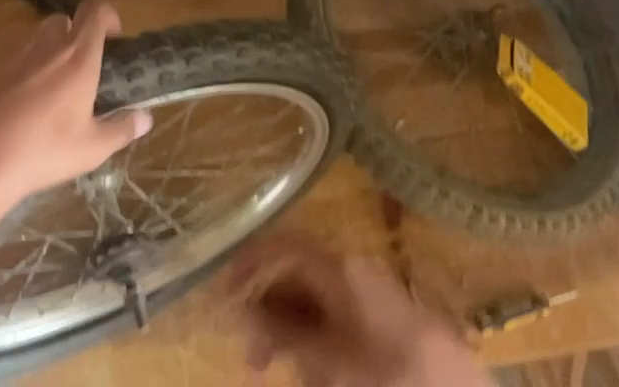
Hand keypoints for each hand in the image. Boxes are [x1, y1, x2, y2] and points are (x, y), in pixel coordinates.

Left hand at [0, 0, 152, 209]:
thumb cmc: (40, 153)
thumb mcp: (91, 149)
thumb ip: (122, 128)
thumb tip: (146, 117)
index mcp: (77, 56)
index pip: (96, 10)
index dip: (106, 16)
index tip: (111, 36)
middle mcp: (43, 43)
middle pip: (61, 22)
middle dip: (70, 38)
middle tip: (71, 72)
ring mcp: (5, 49)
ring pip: (28, 40)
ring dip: (38, 55)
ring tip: (35, 92)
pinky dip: (5, 70)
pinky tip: (0, 102)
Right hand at [230, 235, 488, 386]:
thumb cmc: (393, 376)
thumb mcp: (332, 361)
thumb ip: (285, 330)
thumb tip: (242, 305)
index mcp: (348, 270)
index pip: (288, 245)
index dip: (252, 259)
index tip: (223, 288)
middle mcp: (362, 274)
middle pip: (301, 281)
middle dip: (272, 317)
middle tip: (253, 361)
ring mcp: (380, 299)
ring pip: (321, 309)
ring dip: (296, 341)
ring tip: (287, 373)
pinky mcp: (395, 326)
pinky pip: (345, 327)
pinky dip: (324, 349)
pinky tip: (319, 375)